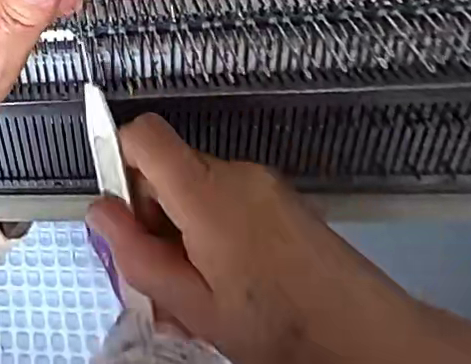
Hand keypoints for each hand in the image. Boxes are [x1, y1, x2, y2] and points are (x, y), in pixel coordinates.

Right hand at [86, 115, 470, 363]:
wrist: (372, 337)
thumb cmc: (277, 325)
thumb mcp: (194, 306)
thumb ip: (138, 256)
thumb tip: (98, 209)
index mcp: (205, 191)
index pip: (144, 133)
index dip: (118, 155)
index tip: (122, 208)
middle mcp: (231, 170)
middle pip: (165, 165)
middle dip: (150, 212)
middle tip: (157, 274)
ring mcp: (258, 179)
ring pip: (193, 186)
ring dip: (180, 227)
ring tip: (195, 290)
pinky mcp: (276, 194)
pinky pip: (223, 195)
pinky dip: (209, 227)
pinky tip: (225, 279)